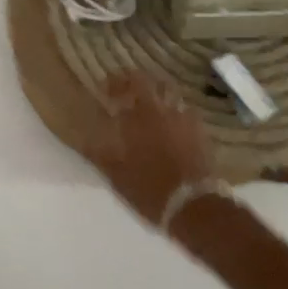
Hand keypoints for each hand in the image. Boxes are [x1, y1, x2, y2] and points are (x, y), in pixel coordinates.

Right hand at [79, 73, 215, 225]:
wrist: (194, 205)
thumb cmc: (150, 190)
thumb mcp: (117, 176)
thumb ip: (101, 153)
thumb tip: (86, 139)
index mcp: (140, 116)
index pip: (127, 84)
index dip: (115, 82)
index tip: (105, 87)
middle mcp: (163, 110)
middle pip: (152, 82)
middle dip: (137, 83)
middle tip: (127, 93)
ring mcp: (185, 119)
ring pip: (171, 94)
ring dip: (158, 95)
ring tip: (149, 108)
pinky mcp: (201, 132)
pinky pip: (185, 112)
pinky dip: (175, 113)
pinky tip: (171, 126)